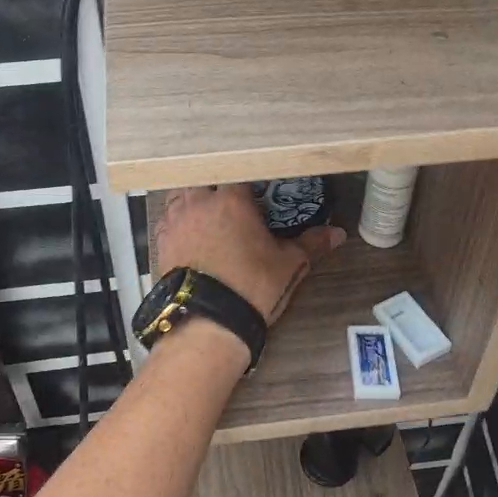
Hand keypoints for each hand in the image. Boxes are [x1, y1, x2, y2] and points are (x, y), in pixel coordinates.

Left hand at [155, 184, 343, 324]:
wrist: (208, 322)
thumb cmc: (251, 288)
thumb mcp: (289, 265)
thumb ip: (311, 243)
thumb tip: (336, 234)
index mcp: (231, 199)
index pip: (239, 174)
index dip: (248, 182)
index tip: (257, 193)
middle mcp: (199, 203)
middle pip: (205, 180)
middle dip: (217, 188)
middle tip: (231, 204)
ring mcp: (175, 222)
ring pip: (181, 196)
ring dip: (193, 201)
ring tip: (208, 216)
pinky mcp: (161, 244)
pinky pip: (167, 221)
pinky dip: (177, 223)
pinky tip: (189, 235)